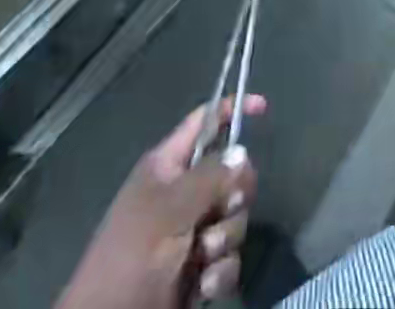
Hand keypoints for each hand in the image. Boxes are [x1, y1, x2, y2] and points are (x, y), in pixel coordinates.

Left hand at [56, 96, 264, 308]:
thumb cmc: (132, 257)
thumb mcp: (170, 210)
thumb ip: (209, 178)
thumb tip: (242, 152)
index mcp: (168, 166)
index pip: (203, 123)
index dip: (229, 110)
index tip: (262, 108)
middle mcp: (183, 193)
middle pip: (231, 175)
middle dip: (233, 197)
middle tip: (220, 212)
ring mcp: (193, 232)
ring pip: (235, 219)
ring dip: (224, 240)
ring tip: (202, 258)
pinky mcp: (201, 269)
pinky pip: (230, 258)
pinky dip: (221, 272)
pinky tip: (205, 287)